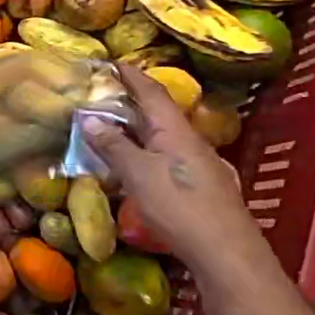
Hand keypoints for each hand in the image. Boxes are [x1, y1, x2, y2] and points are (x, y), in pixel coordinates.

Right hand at [80, 65, 263, 271]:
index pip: (152, 93)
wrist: (225, 253)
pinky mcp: (199, 187)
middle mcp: (190, 141)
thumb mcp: (137, 173)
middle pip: (158, 113)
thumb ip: (113, 145)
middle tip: (102, 95)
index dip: (133, 76)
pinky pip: (166, 157)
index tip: (113, 62)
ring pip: (162, 137)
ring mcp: (198, 165)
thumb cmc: (178, 205)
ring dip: (136, 129)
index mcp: (175, 130)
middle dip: (131, 102)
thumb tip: (89, 117)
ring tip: (111, 128)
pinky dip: (145, 151)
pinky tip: (134, 165)